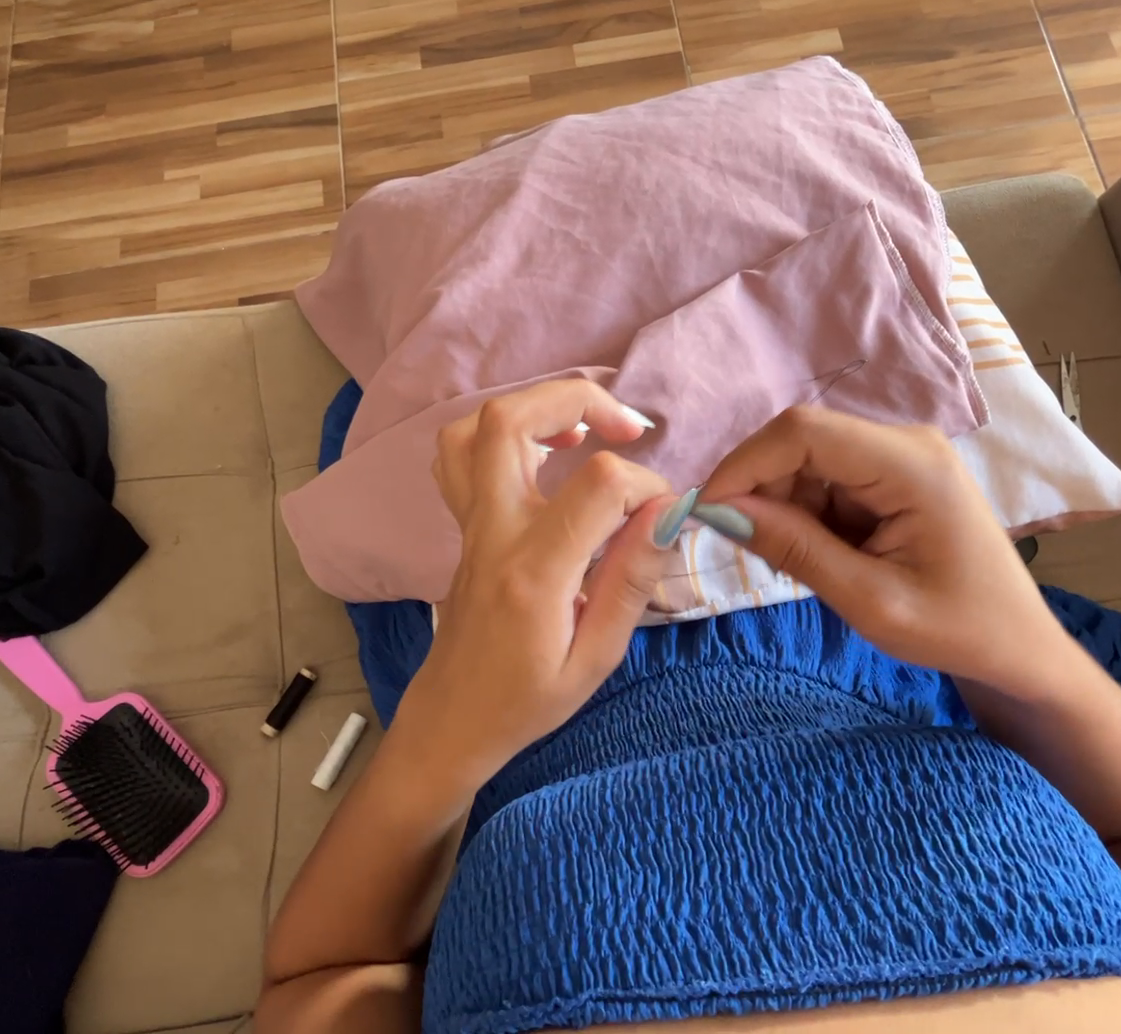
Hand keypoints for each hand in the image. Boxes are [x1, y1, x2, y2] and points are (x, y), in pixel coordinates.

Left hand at [395, 379, 677, 790]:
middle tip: (627, 429)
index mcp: (534, 572)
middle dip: (579, 400)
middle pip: (510, 421)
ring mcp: (469, 524)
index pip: (598, 485)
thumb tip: (667, 514)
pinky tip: (540, 453)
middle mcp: (493, 532)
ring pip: (474, 428)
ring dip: (533, 409)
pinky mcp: (462, 526)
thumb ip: (631, 581)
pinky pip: (459, 455)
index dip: (646, 486)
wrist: (453, 720)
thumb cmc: (528, 702)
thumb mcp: (597, 658)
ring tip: (581, 432)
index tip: (663, 516)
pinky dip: (499, 433)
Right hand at [697, 405, 1073, 687]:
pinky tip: (819, 555)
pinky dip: (802, 514)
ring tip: (796, 563)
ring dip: (780, 506)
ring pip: (805, 461)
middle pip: (800, 441)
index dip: (744, 464)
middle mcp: (904, 443)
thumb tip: (720, 510)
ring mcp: (899, 457)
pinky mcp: (891, 476)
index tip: (708, 514)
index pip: (803, 433)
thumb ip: (794, 548)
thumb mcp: (869, 600)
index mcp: (910, 465)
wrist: (1018, 648)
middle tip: (751, 550)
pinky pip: (823, 479)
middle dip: (760, 489)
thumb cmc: (957, 631)